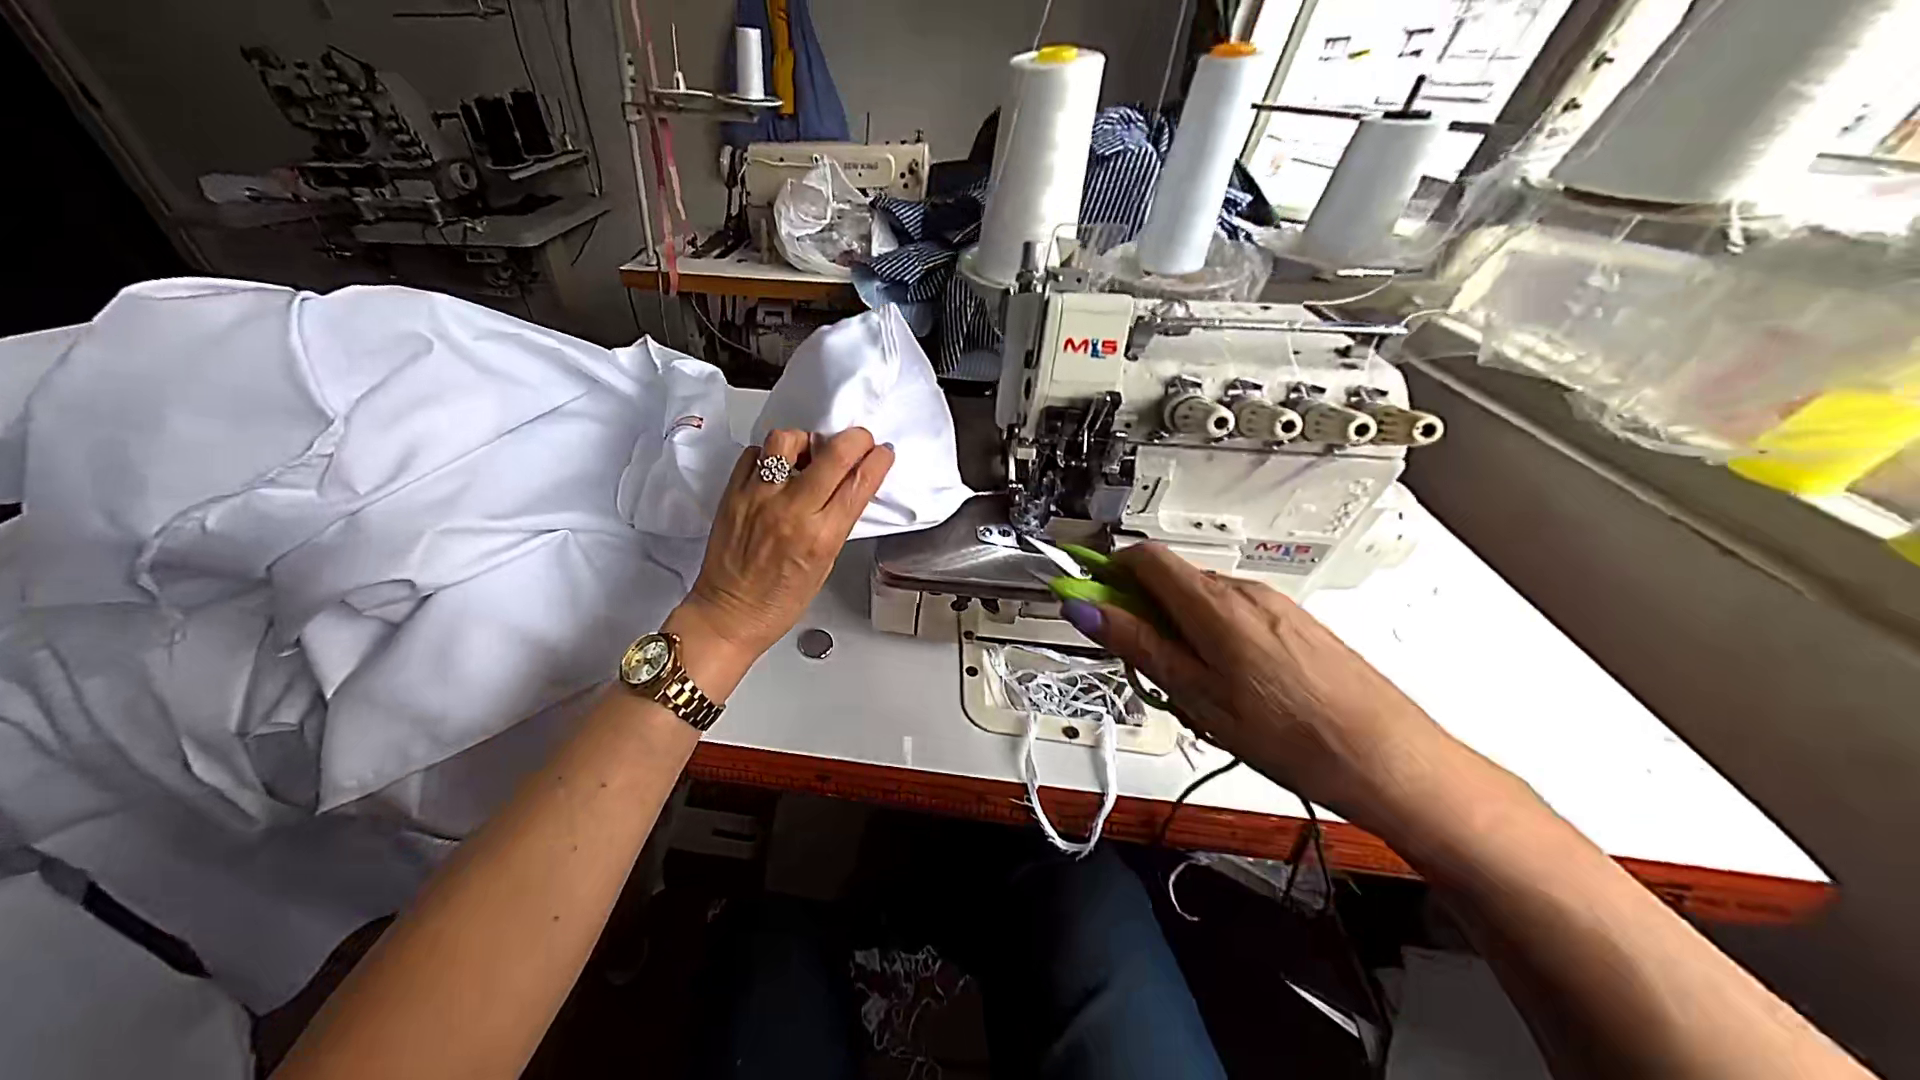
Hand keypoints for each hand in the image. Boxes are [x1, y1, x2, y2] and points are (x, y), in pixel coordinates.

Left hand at [663, 427, 893, 696]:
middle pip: (833, 453)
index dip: (877, 459)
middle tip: (857, 442)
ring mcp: (758, 499)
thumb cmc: (778, 601)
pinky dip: (770, 454)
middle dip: (855, 439)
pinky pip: (754, 454)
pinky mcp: (733, 494)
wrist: (730, 615)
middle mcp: (790, 512)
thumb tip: (852, 488)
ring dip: (806, 439)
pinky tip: (777, 469)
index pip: (860, 482)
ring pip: (786, 440)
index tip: (882, 452)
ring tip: (809, 453)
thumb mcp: (826, 564)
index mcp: (821, 537)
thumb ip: (837, 523)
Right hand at [1061, 544, 1459, 820]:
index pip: (1141, 558)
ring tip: (1184, 688)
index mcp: (1214, 603)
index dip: (1105, 573)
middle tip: (1135, 660)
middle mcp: (1244, 592)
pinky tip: (1221, 688)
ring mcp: (1271, 606)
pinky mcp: (1290, 624)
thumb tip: (1089, 610)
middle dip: (1138, 611)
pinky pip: (1230, 616)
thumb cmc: (1297, 734)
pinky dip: (1208, 639)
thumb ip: (1137, 643)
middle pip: (1168, 579)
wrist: (1386, 757)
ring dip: (1174, 630)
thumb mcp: (1195, 693)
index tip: (1085, 597)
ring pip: (1198, 601)